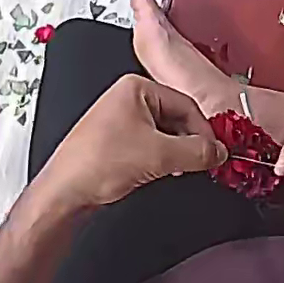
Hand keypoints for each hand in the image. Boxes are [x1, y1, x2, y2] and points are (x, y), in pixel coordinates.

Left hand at [36, 75, 227, 208]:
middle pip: (177, 118)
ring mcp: (121, 119)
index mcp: (136, 88)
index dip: (204, 130)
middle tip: (201, 162)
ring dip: (177, 152)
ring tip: (180, 169)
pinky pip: (151, 143)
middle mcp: (128, 98)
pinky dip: (162, 158)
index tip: (216, 151)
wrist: (63, 194)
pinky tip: (163, 172)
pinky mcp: (117, 140)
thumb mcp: (160, 155)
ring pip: (165, 133)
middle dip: (190, 142)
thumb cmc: (99, 164)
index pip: (186, 104)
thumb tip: (220, 151)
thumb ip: (197, 151)